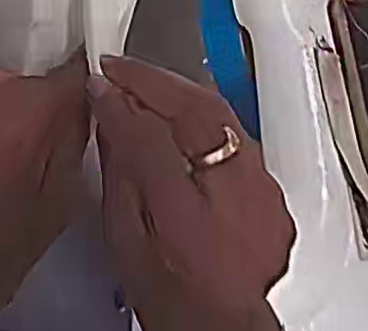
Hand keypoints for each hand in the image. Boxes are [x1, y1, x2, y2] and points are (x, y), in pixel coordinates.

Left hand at [0, 24, 89, 329]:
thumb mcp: (61, 195)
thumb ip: (78, 133)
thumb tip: (87, 95)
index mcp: (33, 121)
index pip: (74, 71)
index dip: (82, 85)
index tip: (82, 90)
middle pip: (39, 76)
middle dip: (44, 102)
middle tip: (34, 137)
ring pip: (7, 70)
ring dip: (10, 92)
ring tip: (0, 129)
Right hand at [90, 56, 295, 330]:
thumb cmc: (179, 301)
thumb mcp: (127, 241)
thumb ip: (118, 176)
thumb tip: (109, 122)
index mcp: (188, 220)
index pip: (147, 137)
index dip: (118, 103)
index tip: (97, 85)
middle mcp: (233, 197)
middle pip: (190, 110)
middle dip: (148, 80)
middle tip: (115, 67)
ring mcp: (259, 187)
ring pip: (216, 111)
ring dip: (173, 86)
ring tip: (140, 76)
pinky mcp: (270, 186)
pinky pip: (231, 126)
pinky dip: (200, 105)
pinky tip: (178, 99)